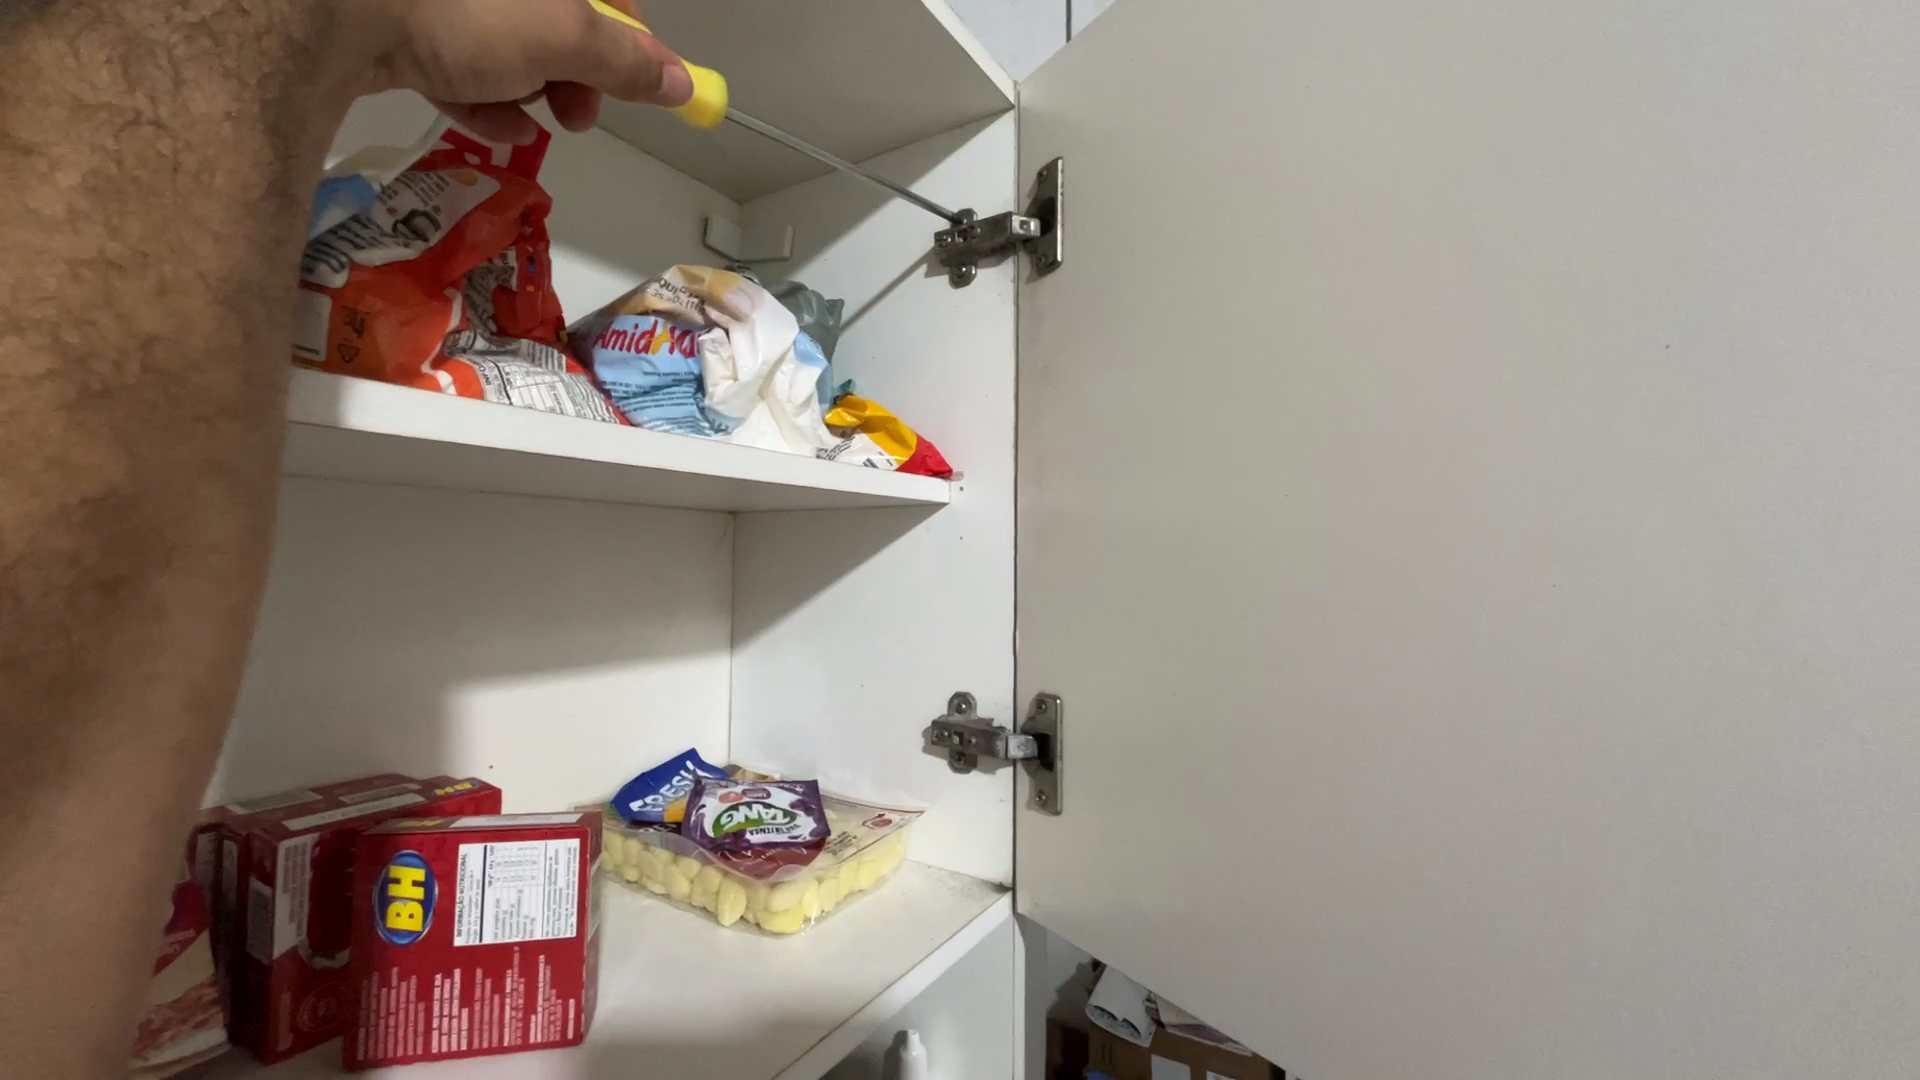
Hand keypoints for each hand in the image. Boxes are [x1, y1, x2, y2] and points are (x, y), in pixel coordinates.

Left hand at [351, 0, 691, 143]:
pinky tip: (485, 118)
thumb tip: (683, 85)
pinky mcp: (397, 12)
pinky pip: (457, 53)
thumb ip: (626, 63)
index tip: (636, 85)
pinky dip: (478, 93)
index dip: (630, 40)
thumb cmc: (455, 5)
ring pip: (507, 42)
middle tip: (576, 114)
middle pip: (556, 19)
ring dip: (528, 92)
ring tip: (521, 120)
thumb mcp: (563, 36)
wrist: (314, 7)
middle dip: (574, 75)